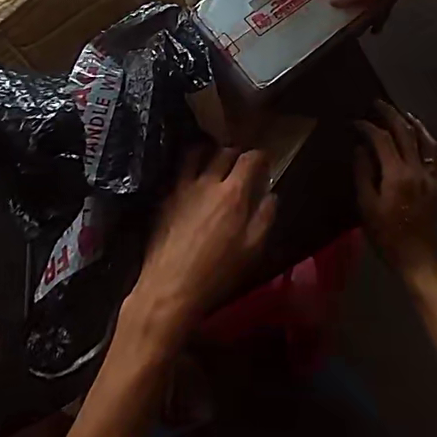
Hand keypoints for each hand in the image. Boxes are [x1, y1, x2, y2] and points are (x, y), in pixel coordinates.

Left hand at [127, 145, 277, 346]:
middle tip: (241, 162)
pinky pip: (178, 171)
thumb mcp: (252, 250)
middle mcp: (207, 182)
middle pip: (224, 152)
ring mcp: (182, 187)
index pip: (249, 159)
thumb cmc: (217, 272)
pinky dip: (188, 166)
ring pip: (196, 153)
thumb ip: (265, 217)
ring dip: (208, 151)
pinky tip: (191, 177)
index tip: (264, 161)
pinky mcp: (165, 197)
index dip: (260, 156)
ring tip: (213, 159)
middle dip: (236, 152)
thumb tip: (271, 196)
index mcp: (233, 193)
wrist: (171, 285)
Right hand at [353, 101, 436, 277]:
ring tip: (404, 115)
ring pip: (427, 142)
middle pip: (406, 133)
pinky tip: (426, 144)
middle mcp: (417, 170)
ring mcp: (432, 178)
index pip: (382, 139)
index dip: (368, 127)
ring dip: (415, 125)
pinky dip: (432, 148)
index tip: (355, 122)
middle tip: (378, 104)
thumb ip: (363, 174)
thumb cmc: (386, 234)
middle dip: (391, 115)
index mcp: (397, 173)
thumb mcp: (366, 206)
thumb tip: (360, 148)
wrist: (416, 259)